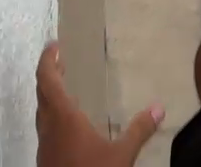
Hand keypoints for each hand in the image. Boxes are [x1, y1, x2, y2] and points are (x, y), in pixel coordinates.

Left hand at [36, 43, 161, 166]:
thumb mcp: (122, 156)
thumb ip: (139, 130)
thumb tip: (159, 107)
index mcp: (62, 117)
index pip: (46, 78)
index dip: (47, 58)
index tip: (55, 44)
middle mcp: (48, 127)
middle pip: (41, 91)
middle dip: (49, 73)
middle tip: (62, 61)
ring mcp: (44, 146)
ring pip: (41, 111)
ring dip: (50, 95)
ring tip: (66, 89)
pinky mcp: (45, 161)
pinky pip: (45, 129)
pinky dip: (53, 116)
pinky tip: (70, 125)